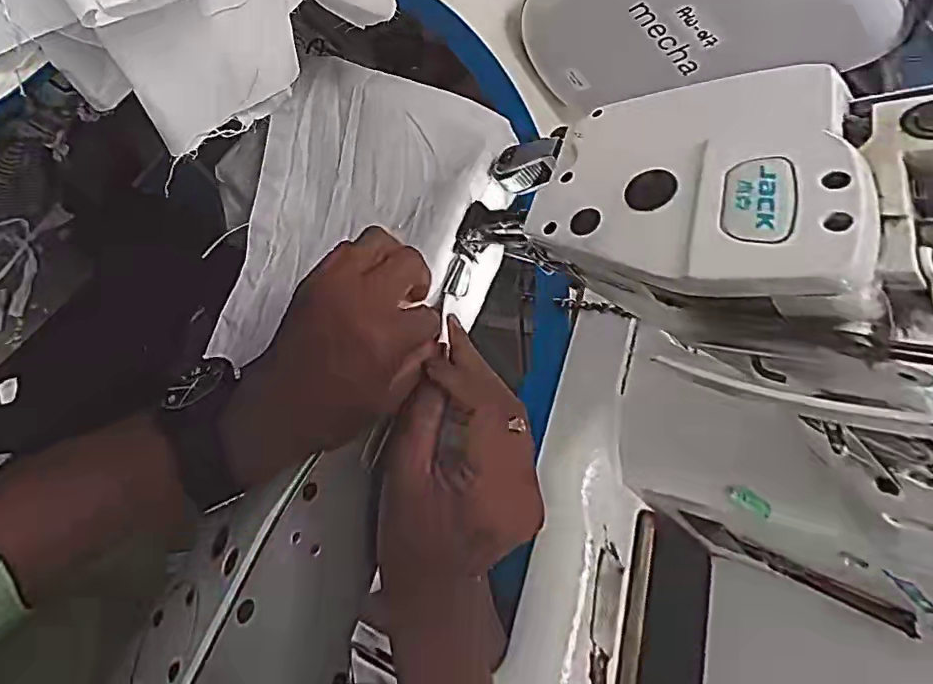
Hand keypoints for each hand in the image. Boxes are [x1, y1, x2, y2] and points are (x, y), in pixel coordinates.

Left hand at [221, 227, 442, 486]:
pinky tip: (363, 278)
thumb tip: (429, 340)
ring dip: (391, 258)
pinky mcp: (315, 280)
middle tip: (414, 291)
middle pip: (409, 261)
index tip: (423, 325)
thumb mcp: (386, 398)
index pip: (427, 313)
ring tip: (390, 276)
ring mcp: (336, 285)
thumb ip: (416, 362)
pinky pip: (345, 250)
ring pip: (377, 241)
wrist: (279, 406)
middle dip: (419, 277)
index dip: (429, 322)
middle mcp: (362, 302)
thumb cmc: (323, 409)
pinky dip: (360, 259)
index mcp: (385, 336)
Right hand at [379, 319, 543, 602]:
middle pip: (507, 405)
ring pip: (512, 411)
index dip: (462, 372)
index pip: (488, 408)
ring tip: (454, 353)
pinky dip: (488, 401)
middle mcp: (522, 490)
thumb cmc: (414, 555)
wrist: (434, 596)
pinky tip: (467, 385)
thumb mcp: (403, 478)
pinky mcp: (526, 483)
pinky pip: (512, 427)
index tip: (439, 350)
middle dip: (475, 365)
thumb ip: (419, 419)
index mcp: (493, 492)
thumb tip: (431, 372)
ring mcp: (529, 488)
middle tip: (451, 336)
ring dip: (482, 379)